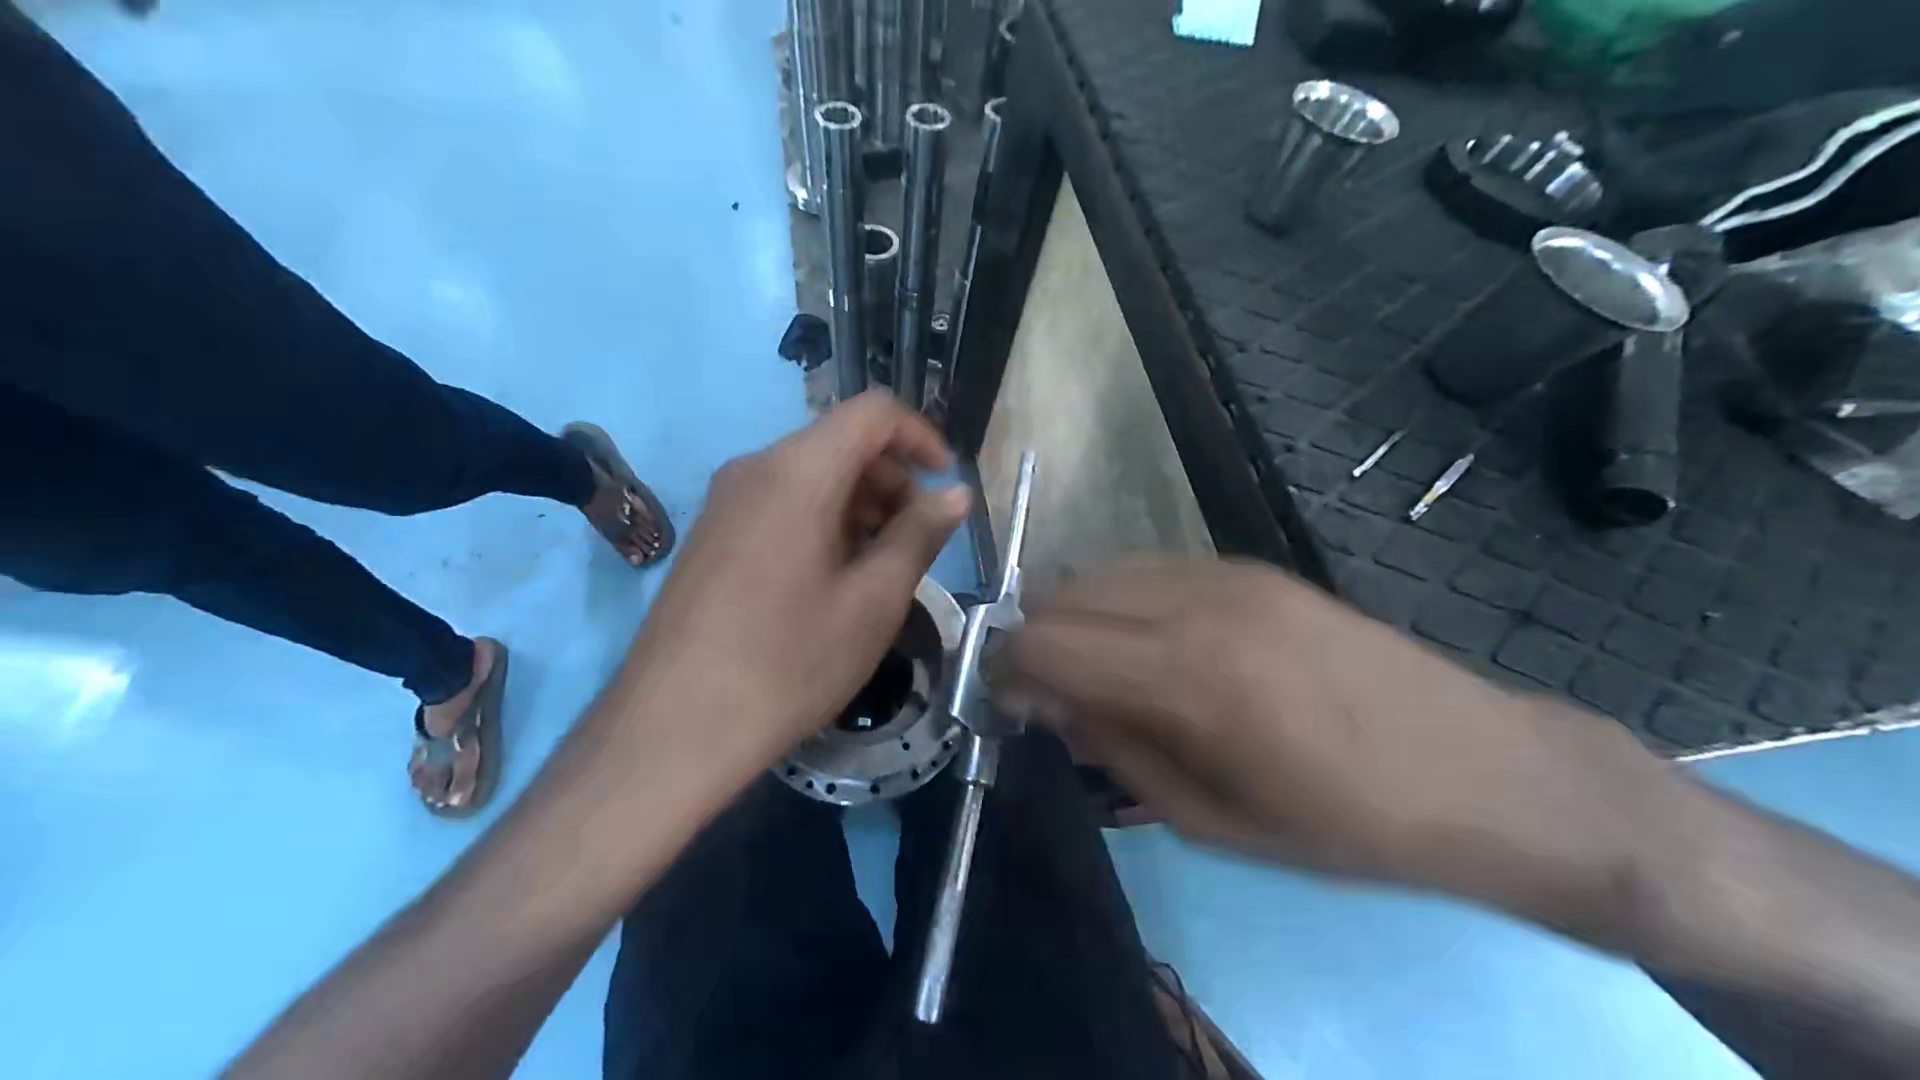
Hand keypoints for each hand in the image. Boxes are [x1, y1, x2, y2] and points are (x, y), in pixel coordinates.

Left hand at [614, 391, 969, 780]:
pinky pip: (780, 505)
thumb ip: (919, 535)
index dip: (921, 437)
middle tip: (916, 545)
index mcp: (798, 471)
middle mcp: (755, 468)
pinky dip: (822, 524)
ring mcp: (724, 502)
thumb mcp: (873, 601)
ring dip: (859, 507)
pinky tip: (832, 583)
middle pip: (840, 444)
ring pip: (811, 477)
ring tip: (879, 571)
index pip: (873, 412)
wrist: (673, 729)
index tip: (946, 487)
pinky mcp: (710, 536)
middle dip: (892, 481)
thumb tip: (954, 494)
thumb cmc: (789, 662)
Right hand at [998, 558, 1689, 938]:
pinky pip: (1148, 569)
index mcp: (1186, 676)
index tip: (1006, 703)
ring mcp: (1226, 573)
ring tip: (1098, 670)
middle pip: (1061, 594)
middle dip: (1033, 640)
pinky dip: (1120, 600)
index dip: (1005, 669)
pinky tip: (1149, 644)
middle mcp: (1196, 602)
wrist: (1485, 770)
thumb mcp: (1212, 821)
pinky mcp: (1251, 566)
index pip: (1044, 641)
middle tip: (1047, 693)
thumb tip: (1050, 703)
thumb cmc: (1346, 825)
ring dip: (1074, 617)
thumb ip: (1116, 750)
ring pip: (1099, 571)